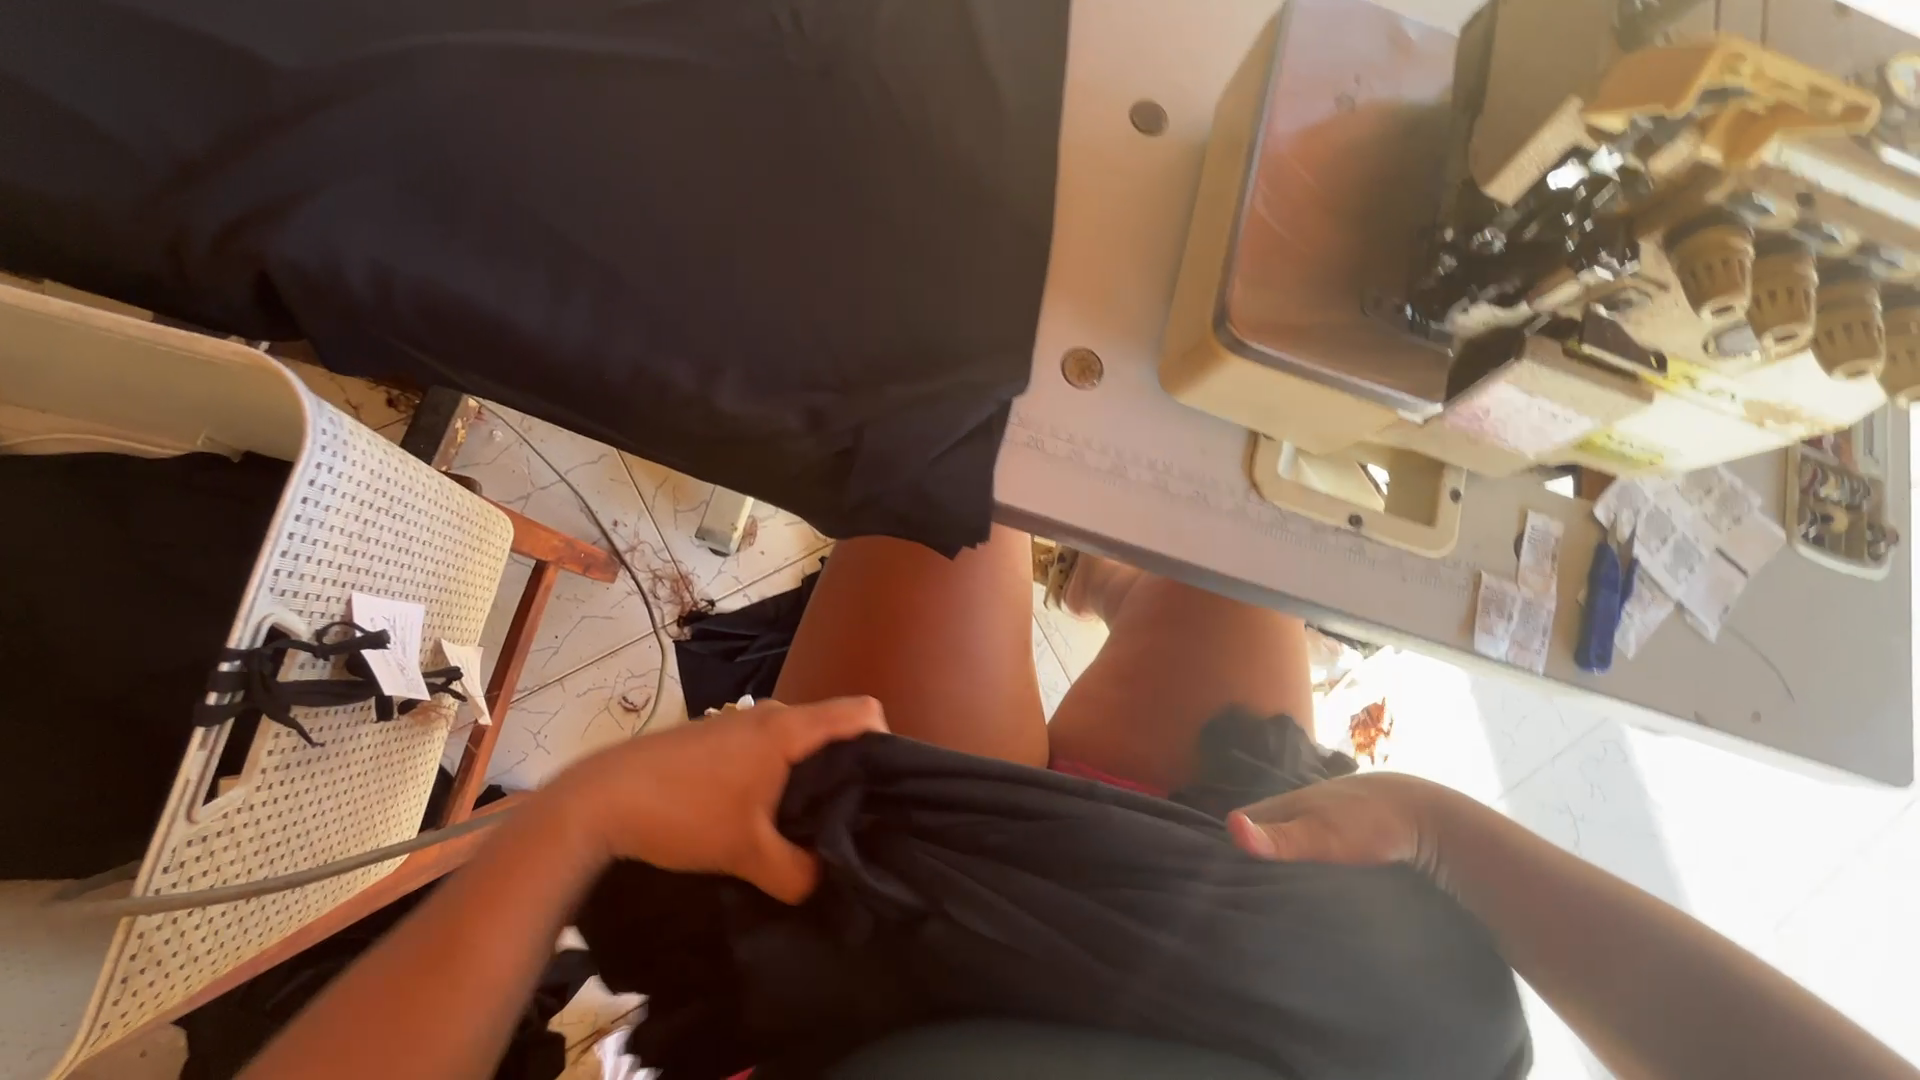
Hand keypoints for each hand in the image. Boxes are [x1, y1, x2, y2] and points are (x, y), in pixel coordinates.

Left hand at [543, 696, 886, 903]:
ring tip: (806, 824)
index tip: (882, 788)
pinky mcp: (719, 737)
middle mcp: (771, 716)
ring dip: (810, 778)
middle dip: (849, 771)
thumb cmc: (681, 813)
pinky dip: (781, 776)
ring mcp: (741, 723)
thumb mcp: (744, 852)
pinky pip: (772, 748)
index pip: (861, 712)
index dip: (884, 742)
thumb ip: (797, 873)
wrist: (600, 799)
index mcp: (788, 730)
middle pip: (834, 730)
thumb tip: (825, 883)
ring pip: (801, 743)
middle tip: (850, 820)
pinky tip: (764, 815)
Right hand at [1227, 772, 1456, 882]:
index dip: (1230, 845)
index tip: (1220, 880)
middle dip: (1254, 857)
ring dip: (1283, 863)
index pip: (1241, 822)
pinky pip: (1315, 850)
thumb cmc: (1369, 823)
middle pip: (1264, 832)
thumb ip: (1278, 837)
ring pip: (1290, 841)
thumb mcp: (1321, 834)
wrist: (1428, 817)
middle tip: (1245, 896)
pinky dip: (1308, 865)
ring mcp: (1323, 819)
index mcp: (1285, 803)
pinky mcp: (1346, 836)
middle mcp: (1298, 808)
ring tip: (1275, 898)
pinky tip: (1312, 888)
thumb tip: (1231, 827)